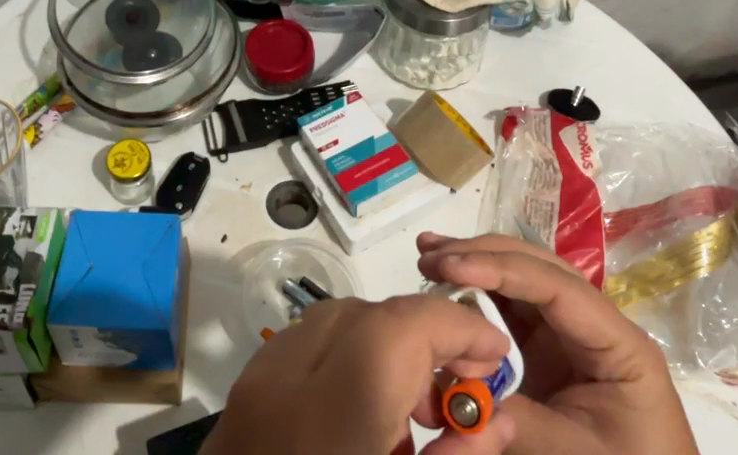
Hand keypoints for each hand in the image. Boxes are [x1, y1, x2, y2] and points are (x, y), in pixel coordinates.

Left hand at [204, 294, 518, 454]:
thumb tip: (494, 420)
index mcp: (331, 417)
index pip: (398, 327)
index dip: (457, 328)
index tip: (495, 355)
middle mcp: (284, 383)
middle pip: (365, 316)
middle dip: (424, 336)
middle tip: (459, 386)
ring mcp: (255, 385)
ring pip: (331, 320)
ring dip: (385, 342)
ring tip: (416, 405)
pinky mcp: (242, 393)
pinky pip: (303, 343)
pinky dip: (346, 353)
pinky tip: (366, 405)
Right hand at [416, 234, 698, 454]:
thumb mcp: (568, 451)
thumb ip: (511, 413)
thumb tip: (452, 378)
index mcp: (618, 343)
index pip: (556, 286)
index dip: (501, 268)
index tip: (449, 267)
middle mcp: (594, 325)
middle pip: (538, 269)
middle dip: (482, 255)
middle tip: (430, 255)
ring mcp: (570, 335)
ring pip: (520, 281)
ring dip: (475, 264)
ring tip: (428, 255)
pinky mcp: (549, 350)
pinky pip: (511, 310)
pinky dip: (477, 293)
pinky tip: (446, 283)